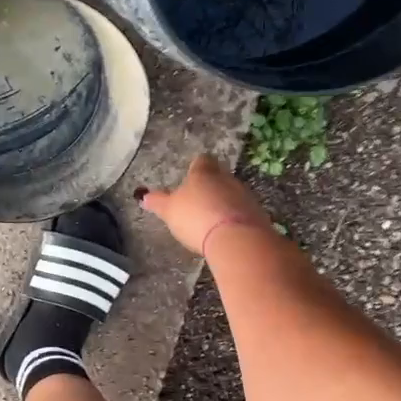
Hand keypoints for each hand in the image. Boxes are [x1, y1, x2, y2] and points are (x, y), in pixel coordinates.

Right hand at [136, 154, 270, 256]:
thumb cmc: (196, 217)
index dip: (196, 166)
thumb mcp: (169, 210)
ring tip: (210, 218)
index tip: (191, 172)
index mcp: (204, 174)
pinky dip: (233, 219)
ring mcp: (245, 197)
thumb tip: (144, 196)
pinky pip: (242, 213)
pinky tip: (224, 231)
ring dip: (223, 203)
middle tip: (198, 198)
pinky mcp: (257, 216)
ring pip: (232, 194)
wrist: (237, 239)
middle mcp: (227, 180)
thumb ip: (157, 202)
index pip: (202, 161)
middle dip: (210, 186)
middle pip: (219, 177)